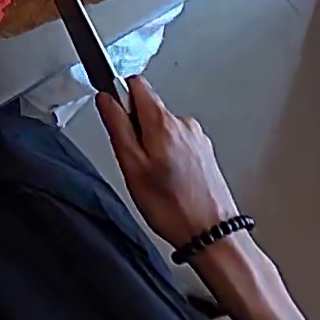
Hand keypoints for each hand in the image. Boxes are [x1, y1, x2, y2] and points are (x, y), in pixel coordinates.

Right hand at [96, 76, 240, 249]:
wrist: (213, 236)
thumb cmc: (172, 207)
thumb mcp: (131, 166)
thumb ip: (117, 126)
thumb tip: (106, 99)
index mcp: (162, 121)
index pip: (136, 83)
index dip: (120, 95)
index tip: (117, 117)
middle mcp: (182, 122)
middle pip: (149, 106)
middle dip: (137, 127)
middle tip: (136, 160)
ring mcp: (196, 137)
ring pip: (163, 126)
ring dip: (154, 143)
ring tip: (156, 177)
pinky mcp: (205, 151)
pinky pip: (178, 141)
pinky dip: (170, 154)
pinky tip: (171, 181)